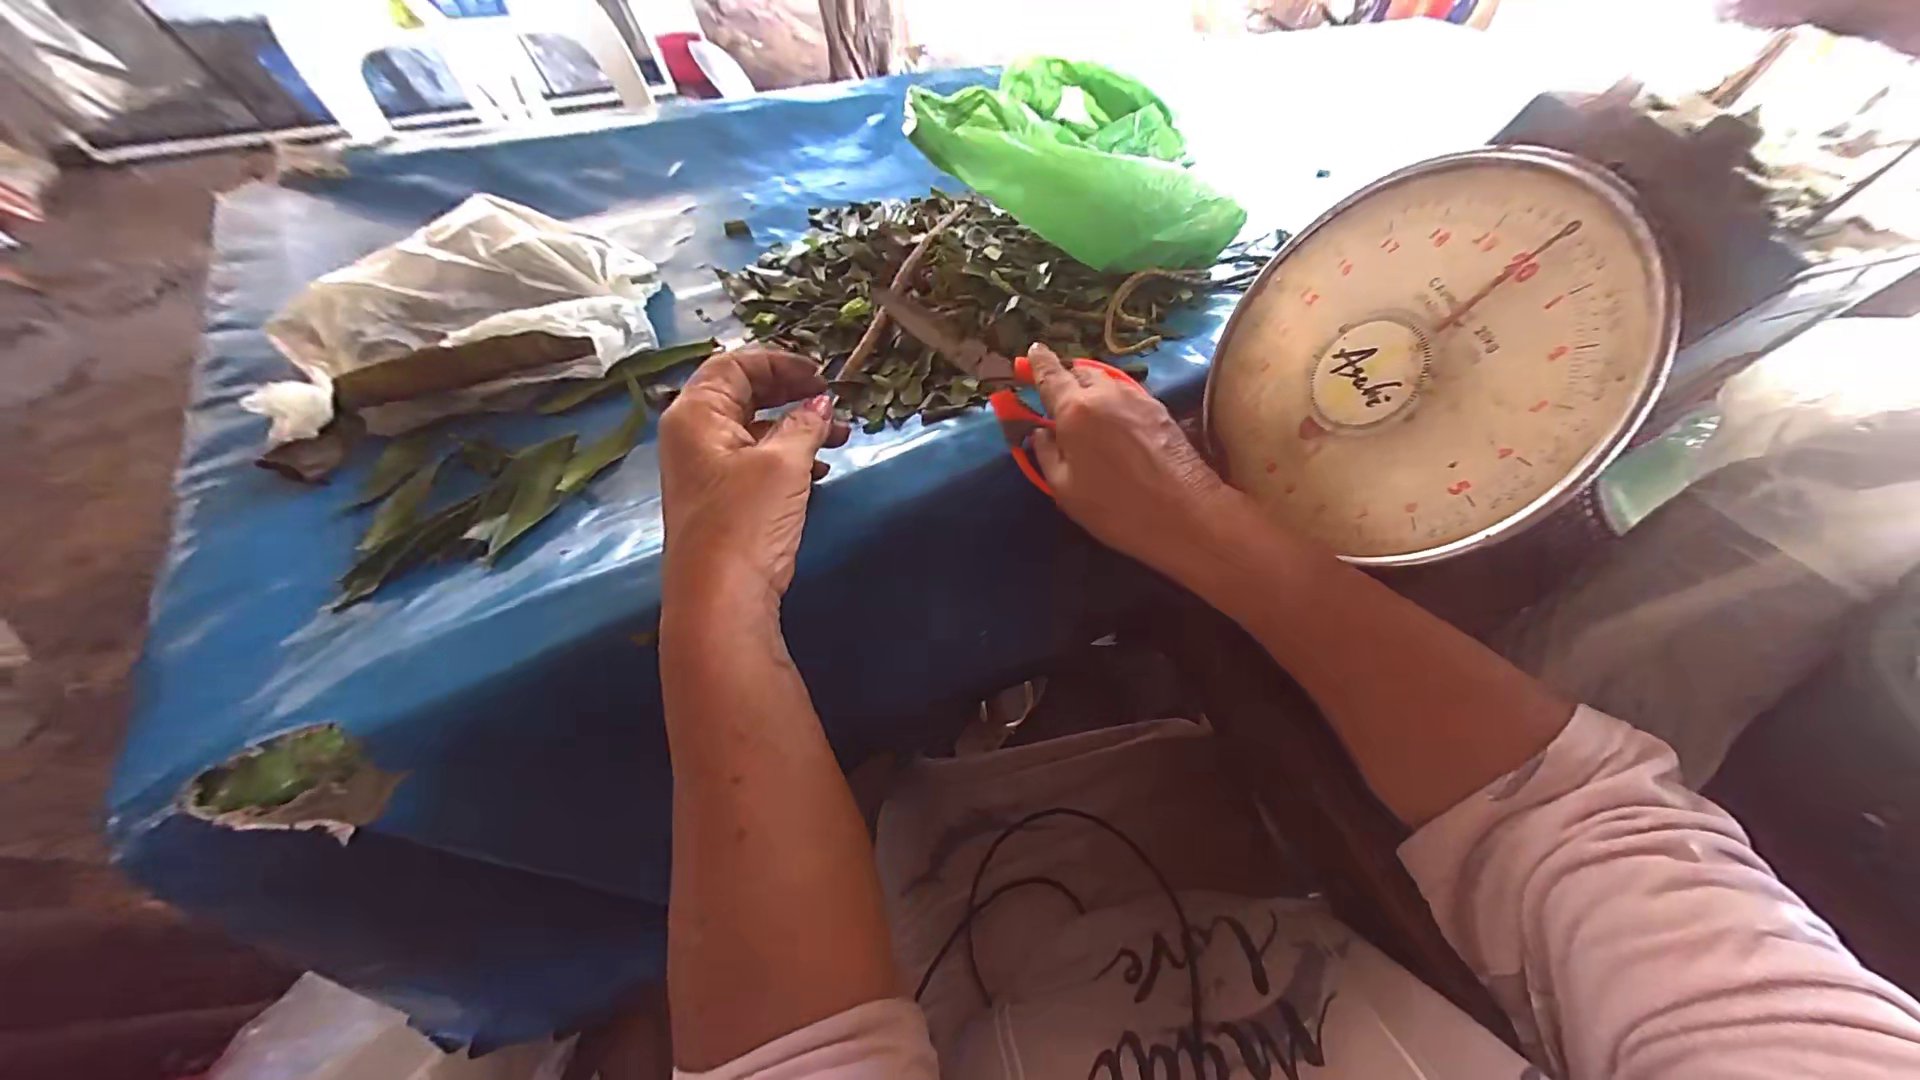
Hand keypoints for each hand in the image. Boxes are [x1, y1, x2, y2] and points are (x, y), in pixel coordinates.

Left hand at [659, 347, 847, 599]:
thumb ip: (805, 424)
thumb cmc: (746, 519)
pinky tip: (820, 470)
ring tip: (839, 437)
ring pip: (757, 431)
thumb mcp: (783, 463)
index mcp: (696, 414)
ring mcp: (708, 470)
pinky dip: (790, 458)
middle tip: (832, 403)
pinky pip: (759, 462)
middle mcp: (695, 436)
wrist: (721, 596)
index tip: (822, 376)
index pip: (735, 365)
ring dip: (798, 428)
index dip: (781, 363)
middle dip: (793, 395)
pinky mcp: (725, 498)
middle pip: (745, 396)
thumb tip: (821, 402)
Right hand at [1021, 343, 1237, 573]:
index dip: (1038, 363)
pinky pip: (1126, 395)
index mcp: (1075, 410)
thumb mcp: (1065, 489)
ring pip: (1106, 382)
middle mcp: (1105, 394)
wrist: (1185, 514)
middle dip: (1066, 379)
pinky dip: (1113, 401)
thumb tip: (1040, 432)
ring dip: (1091, 390)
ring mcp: (1137, 398)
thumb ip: (1046, 454)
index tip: (1032, 352)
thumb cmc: (1115, 507)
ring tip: (1085, 413)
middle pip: (1080, 372)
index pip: (1050, 375)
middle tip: (1058, 399)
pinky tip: (1113, 424)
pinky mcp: (1160, 409)